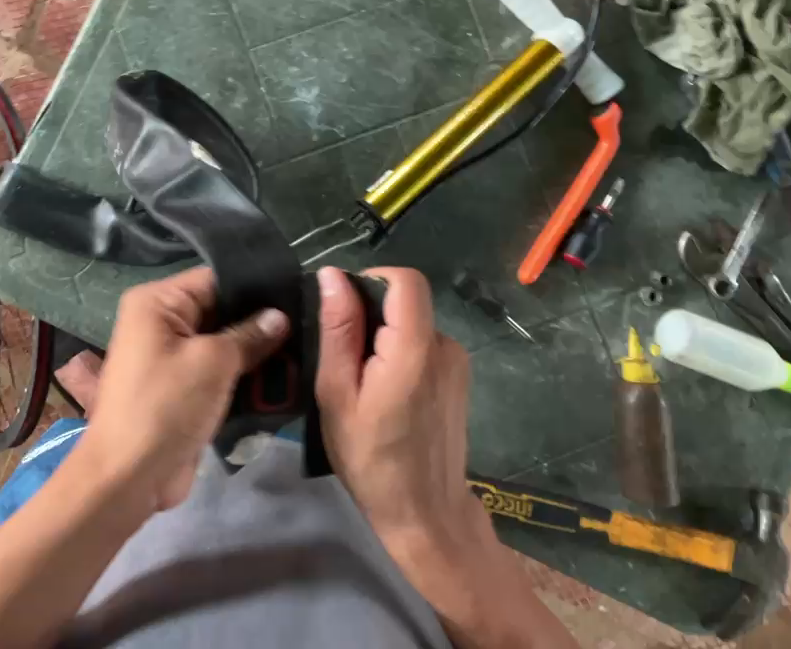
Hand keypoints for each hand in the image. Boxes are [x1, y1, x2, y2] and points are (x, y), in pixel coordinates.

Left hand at [70, 266, 288, 511]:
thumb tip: (280, 316)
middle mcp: (161, 322)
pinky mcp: (182, 389)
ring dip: (257, 353)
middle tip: (308, 326)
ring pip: (224, 344)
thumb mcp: (213, 363)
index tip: (298, 294)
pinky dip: (244, 376)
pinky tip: (282, 380)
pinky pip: (219, 371)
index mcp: (157, 302)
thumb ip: (250, 335)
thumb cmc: (165, 407)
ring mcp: (171, 357)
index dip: (255, 287)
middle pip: (220, 311)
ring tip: (304, 352)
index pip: (214, 280)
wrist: (128, 477)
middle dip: (260, 322)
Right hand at [314, 267, 482, 555]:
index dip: (368, 281)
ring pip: (410, 322)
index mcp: (416, 348)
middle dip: (369, 316)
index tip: (342, 314)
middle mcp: (445, 346)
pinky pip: (422, 344)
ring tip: (362, 385)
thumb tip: (332, 274)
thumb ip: (338, 329)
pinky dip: (398, 354)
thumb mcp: (337, 394)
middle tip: (344, 363)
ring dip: (382, 338)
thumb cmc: (370, 459)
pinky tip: (384, 394)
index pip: (403, 279)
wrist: (425, 516)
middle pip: (404, 300)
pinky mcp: (458, 377)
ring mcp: (457, 362)